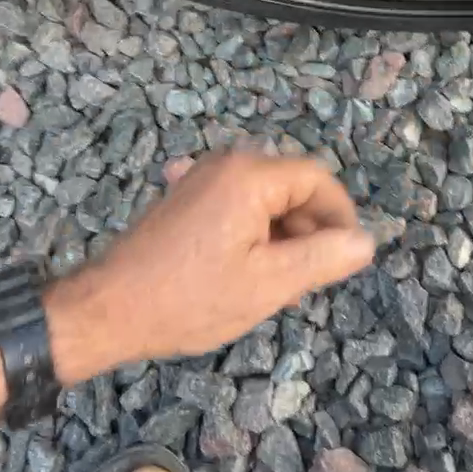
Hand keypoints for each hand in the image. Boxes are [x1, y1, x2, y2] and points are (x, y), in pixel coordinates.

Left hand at [46, 147, 374, 378]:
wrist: (105, 309)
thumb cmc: (189, 298)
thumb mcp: (268, 284)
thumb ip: (323, 259)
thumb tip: (366, 242)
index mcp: (251, 174)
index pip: (318, 180)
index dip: (340, 216)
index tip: (346, 257)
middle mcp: (228, 162)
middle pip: (291, 185)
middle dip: (308, 230)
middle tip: (308, 280)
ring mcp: (202, 175)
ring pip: (264, 197)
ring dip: (280, 234)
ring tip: (274, 282)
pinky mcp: (185, 194)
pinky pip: (236, 203)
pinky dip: (251, 230)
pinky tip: (243, 265)